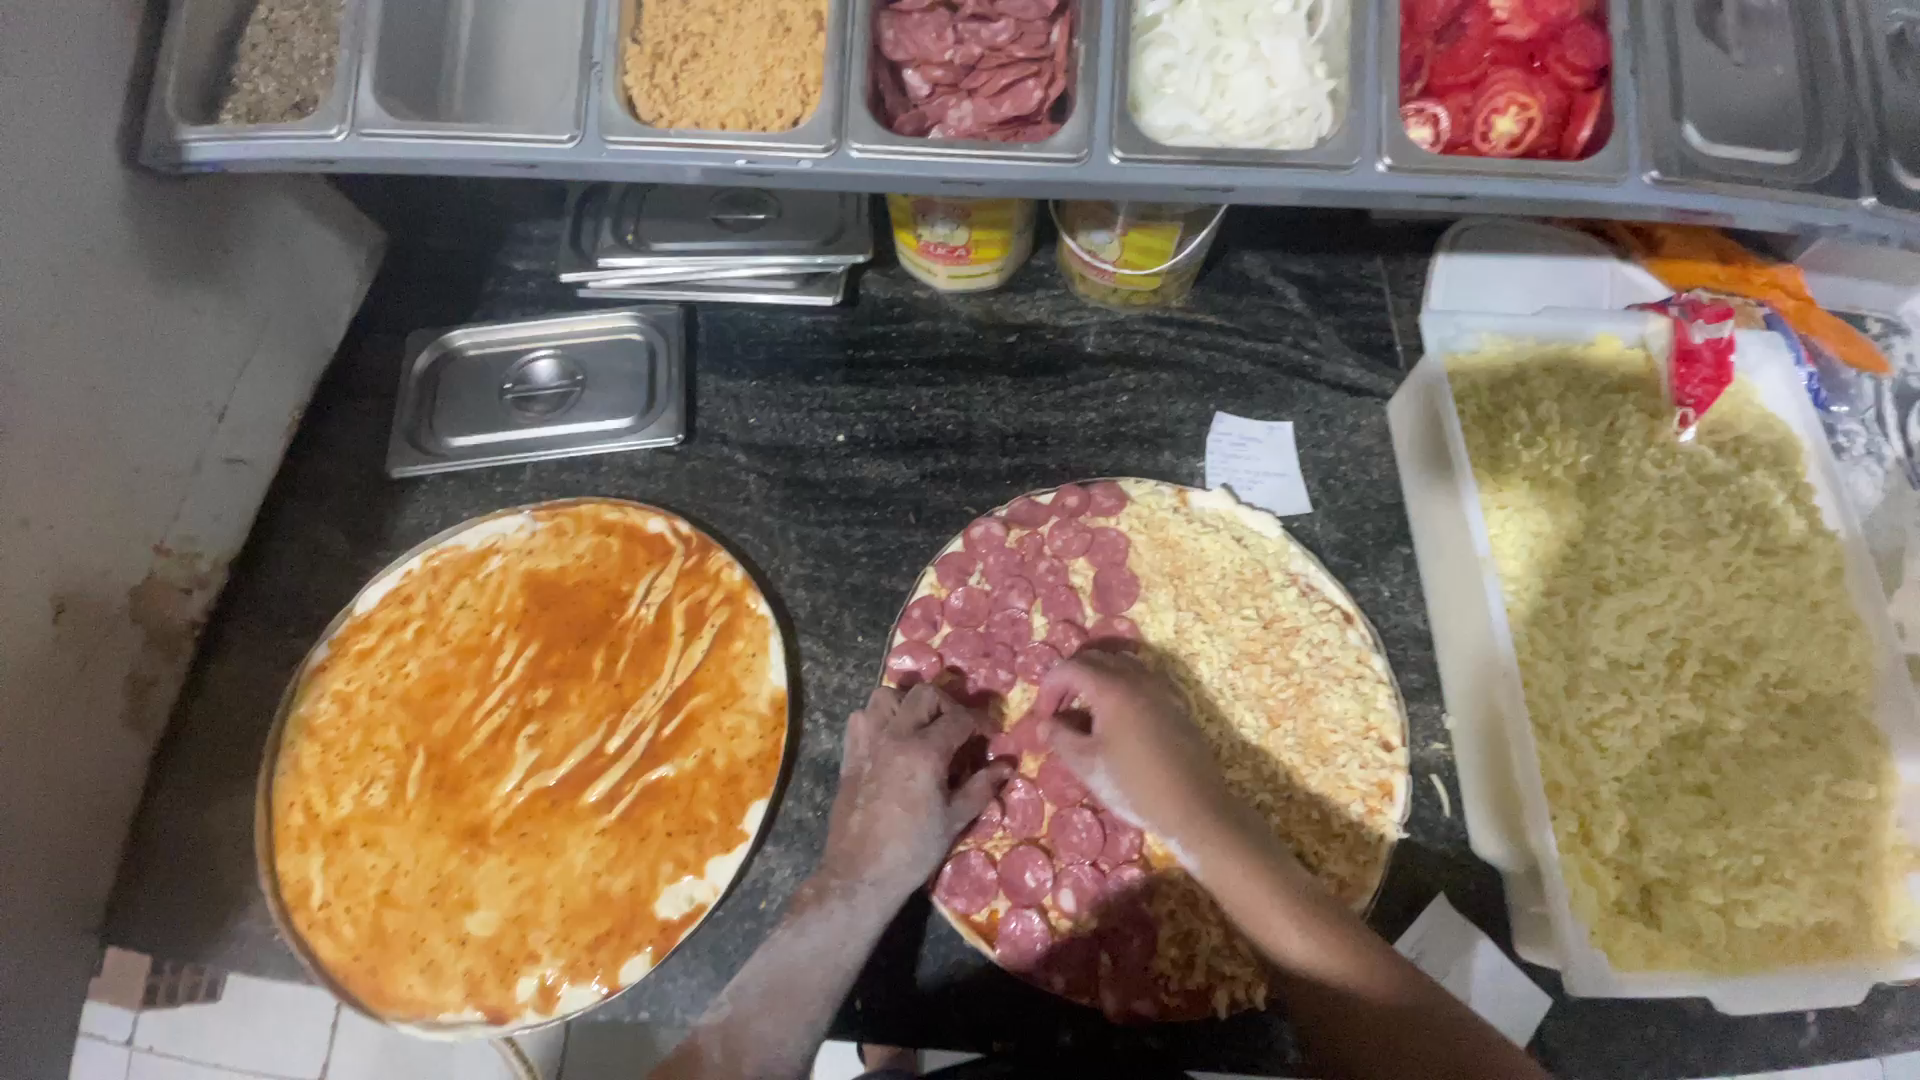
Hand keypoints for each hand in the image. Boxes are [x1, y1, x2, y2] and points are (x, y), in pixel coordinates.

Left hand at [819, 683, 1012, 902]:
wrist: (861, 874)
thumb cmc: (914, 850)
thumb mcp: (955, 819)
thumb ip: (982, 786)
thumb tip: (1007, 765)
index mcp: (924, 751)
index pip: (959, 719)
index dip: (980, 723)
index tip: (989, 735)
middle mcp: (894, 736)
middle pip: (924, 695)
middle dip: (947, 705)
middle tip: (958, 729)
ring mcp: (868, 743)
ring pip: (886, 696)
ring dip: (908, 704)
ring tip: (921, 727)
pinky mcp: (850, 755)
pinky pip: (860, 718)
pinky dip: (877, 719)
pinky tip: (890, 739)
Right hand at [1030, 652, 1242, 856]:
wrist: (1194, 807)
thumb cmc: (1134, 786)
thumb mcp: (1087, 765)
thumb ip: (1060, 737)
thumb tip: (1045, 724)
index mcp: (1112, 688)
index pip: (1070, 668)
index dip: (1049, 687)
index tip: (1044, 716)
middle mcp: (1137, 678)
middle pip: (1095, 659)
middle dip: (1070, 679)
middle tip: (1059, 710)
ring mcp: (1161, 688)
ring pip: (1121, 664)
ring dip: (1097, 678)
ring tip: (1087, 711)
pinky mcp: (1176, 703)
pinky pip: (1142, 679)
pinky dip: (1122, 686)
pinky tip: (1118, 718)